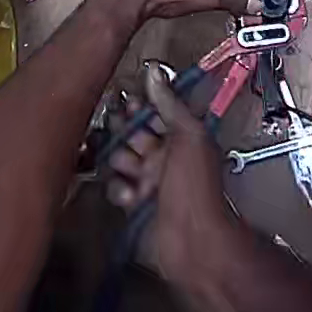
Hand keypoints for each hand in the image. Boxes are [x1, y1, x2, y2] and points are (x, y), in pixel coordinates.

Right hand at [105, 65, 250, 289]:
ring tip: (132, 169)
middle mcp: (162, 154)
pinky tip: (131, 197)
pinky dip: (119, 190)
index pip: (153, 111)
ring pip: (119, 157)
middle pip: (132, 132)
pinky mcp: (132, 203)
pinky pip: (115, 186)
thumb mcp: (188, 134)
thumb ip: (169, 102)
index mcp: (178, 135)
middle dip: (123, 130)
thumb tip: (155, 70)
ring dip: (120, 160)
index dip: (139, 105)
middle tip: (120, 130)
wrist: (193, 241)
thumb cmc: (196, 184)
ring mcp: (146, 179)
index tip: (126, 99)